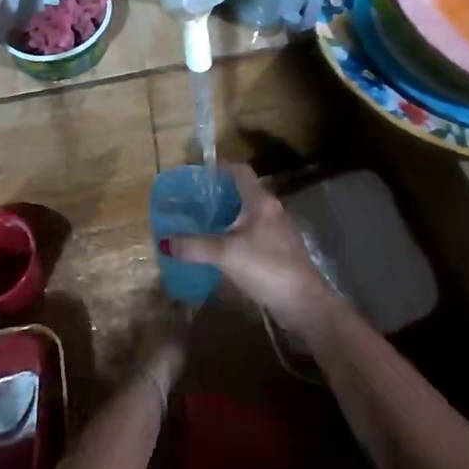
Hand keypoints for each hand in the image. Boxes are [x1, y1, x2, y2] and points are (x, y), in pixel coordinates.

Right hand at [162, 163, 339, 332]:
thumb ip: (194, 246)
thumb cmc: (267, 267)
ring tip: (204, 221)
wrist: (304, 302)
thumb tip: (164, 241)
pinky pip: (254, 230)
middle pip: (245, 190)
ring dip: (229, 213)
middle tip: (195, 198)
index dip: (221, 166)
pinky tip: (223, 246)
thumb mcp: (226, 254)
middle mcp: (272, 209)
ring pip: (250, 212)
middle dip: (221, 192)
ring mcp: (278, 230)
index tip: (199, 171)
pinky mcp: (280, 249)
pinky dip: (237, 231)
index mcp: (261, 201)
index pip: (241, 171)